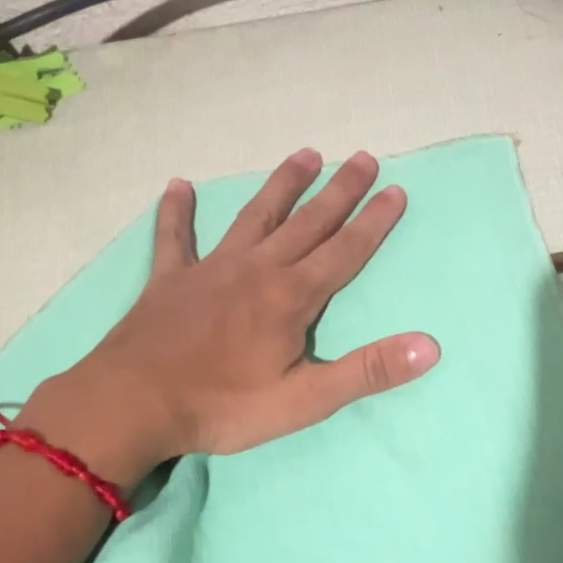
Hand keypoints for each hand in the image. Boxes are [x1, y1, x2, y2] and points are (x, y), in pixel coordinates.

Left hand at [24, 148, 439, 483]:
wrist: (133, 404)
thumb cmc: (224, 408)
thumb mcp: (305, 400)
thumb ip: (366, 372)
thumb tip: (429, 347)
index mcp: (290, 298)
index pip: (344, 252)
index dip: (373, 223)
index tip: (396, 190)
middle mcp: (255, 270)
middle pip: (306, 223)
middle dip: (338, 191)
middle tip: (362, 156)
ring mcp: (209, 270)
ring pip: (253, 217)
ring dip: (281, 186)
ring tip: (304, 155)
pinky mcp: (169, 281)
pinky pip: (175, 237)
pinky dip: (177, 212)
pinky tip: (179, 186)